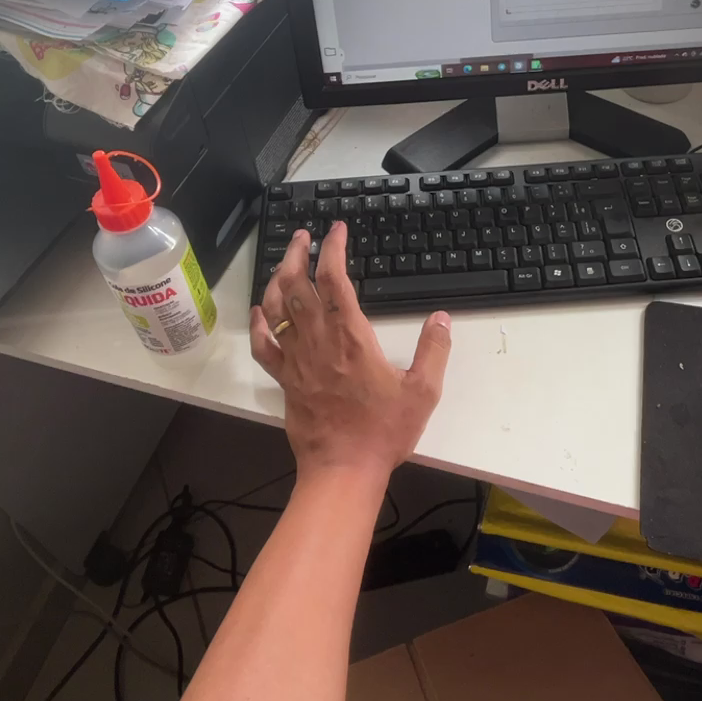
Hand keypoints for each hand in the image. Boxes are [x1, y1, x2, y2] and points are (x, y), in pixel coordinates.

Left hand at [250, 221, 450, 483]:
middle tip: (304, 236)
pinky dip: (259, 323)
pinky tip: (261, 310)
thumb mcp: (422, 392)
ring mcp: (296, 360)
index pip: (335, 280)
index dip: (333, 249)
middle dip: (298, 253)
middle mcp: (318, 341)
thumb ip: (434, 350)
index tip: (336, 230)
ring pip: (277, 308)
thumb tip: (442, 317)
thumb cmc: (383, 432)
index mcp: (352, 338)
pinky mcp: (284, 380)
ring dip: (277, 279)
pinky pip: (263, 346)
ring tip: (284, 261)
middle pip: (298, 285)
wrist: (343, 470)